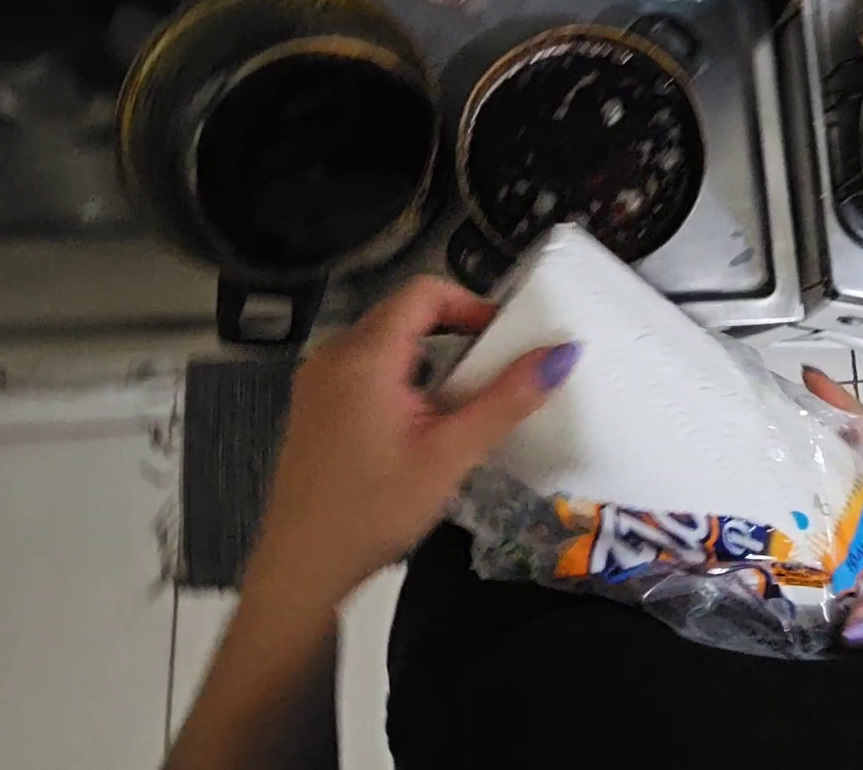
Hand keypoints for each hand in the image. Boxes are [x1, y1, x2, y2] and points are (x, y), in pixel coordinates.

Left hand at [245, 276, 580, 608]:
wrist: (301, 571)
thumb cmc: (375, 510)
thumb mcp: (451, 454)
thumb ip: (507, 399)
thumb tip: (560, 354)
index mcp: (364, 356)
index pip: (424, 291)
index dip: (470, 303)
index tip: (501, 338)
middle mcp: (334, 355)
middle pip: (405, 311)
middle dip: (454, 329)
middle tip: (490, 370)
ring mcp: (317, 379)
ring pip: (386, 338)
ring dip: (430, 354)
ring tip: (460, 399)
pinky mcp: (313, 403)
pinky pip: (365, 364)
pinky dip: (402, 373)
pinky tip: (419, 420)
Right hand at [799, 368, 862, 675]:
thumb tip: (844, 621)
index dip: (849, 414)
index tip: (812, 382)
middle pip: (857, 469)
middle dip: (817, 446)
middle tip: (768, 435)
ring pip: (855, 503)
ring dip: (819, 491)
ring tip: (770, 486)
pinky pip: (860, 536)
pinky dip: (832, 532)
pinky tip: (803, 544)